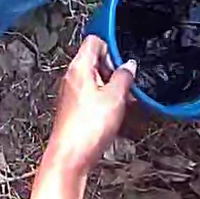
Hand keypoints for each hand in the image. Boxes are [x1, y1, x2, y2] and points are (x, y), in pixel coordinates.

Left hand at [42, 36, 136, 175]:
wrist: (70, 157)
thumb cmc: (87, 128)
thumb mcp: (115, 97)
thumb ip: (124, 77)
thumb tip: (129, 66)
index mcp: (79, 68)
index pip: (94, 41)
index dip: (112, 48)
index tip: (125, 62)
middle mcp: (72, 78)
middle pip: (96, 61)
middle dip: (115, 71)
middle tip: (127, 85)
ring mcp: (72, 94)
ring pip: (96, 81)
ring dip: (113, 88)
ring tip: (125, 102)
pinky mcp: (74, 109)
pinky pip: (93, 97)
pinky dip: (106, 101)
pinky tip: (115, 115)